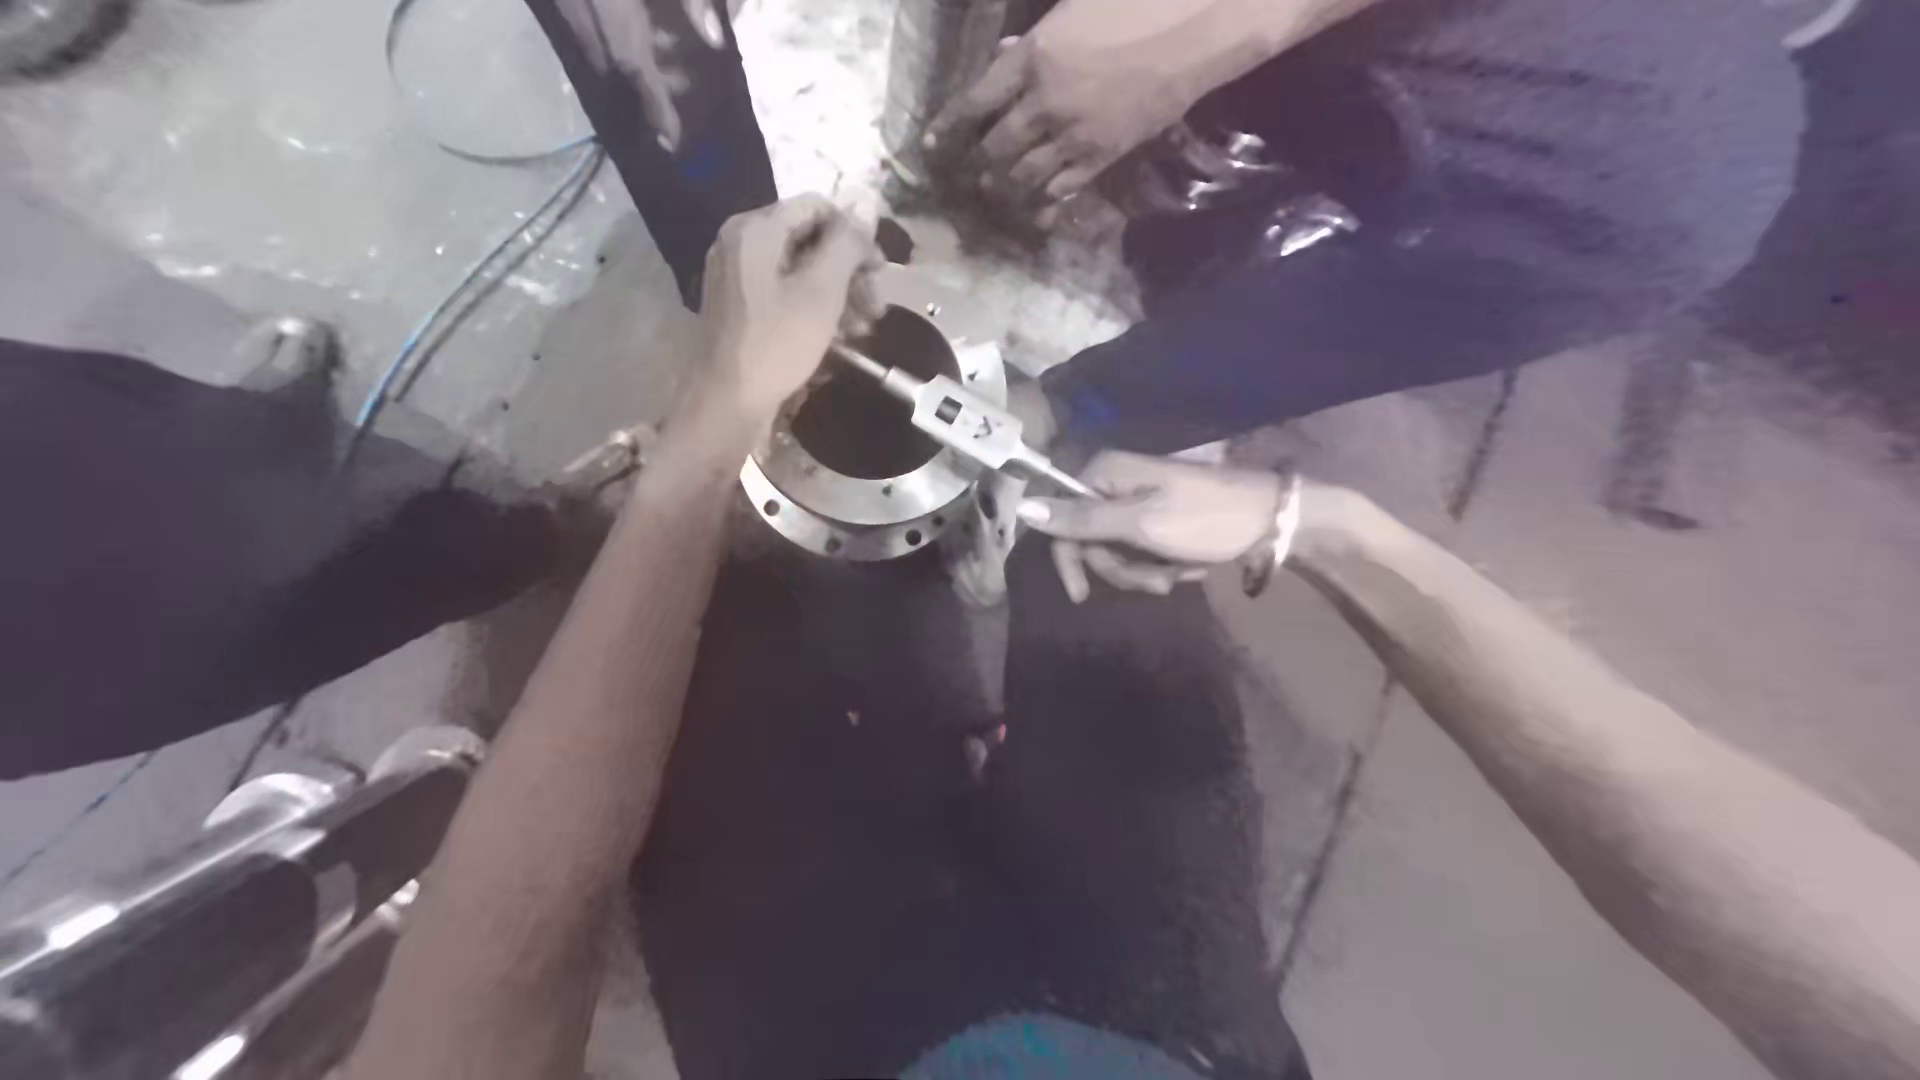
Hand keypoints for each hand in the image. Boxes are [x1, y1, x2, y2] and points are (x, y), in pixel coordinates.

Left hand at [695, 194, 878, 422]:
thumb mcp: (821, 292)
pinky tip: (837, 336)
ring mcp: (737, 275)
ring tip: (862, 329)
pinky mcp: (740, 306)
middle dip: (849, 272)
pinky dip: (814, 308)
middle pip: (809, 240)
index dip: (855, 236)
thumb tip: (865, 210)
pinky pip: (784, 293)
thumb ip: (846, 245)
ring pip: (800, 270)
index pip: (817, 207)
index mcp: (756, 229)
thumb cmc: (777, 345)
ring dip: (838, 295)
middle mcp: (741, 242)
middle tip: (875, 309)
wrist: (728, 402)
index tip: (880, 274)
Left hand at [924, 0, 1206, 224]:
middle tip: (964, 175)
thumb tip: (1004, 61)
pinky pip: (1060, 191)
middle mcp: (1045, 104)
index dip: (949, 126)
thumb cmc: (1137, 1)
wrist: (1198, 26)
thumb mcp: (1074, 6)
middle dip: (974, 165)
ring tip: (992, 194)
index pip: (976, 101)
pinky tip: (1032, 214)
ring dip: (1002, 189)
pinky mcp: (1100, 159)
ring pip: (1022, 177)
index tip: (930, 144)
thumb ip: (1033, 42)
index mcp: (1034, 59)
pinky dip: (1042, 205)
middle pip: (994, 148)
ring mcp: (1072, 137)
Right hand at [1016, 451, 1284, 600]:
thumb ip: (1081, 519)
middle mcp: (1116, 482)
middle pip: (1092, 539)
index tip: (1082, 595)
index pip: (1063, 520)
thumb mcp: (1139, 524)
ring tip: (1181, 576)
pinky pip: (1143, 549)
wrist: (1275, 520)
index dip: (1071, 558)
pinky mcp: (1160, 517)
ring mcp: (1140, 501)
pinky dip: (1163, 565)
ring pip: (1118, 550)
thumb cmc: (1206, 518)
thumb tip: (1021, 506)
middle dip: (1124, 568)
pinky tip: (1191, 567)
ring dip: (1147, 571)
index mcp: (1105, 474)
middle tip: (1158, 583)